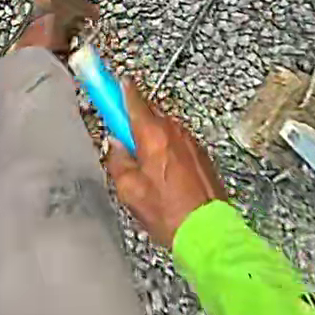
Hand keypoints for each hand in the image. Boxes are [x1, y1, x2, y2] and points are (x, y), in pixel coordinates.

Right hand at [101, 77, 228, 246]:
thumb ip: (117, 161)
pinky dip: (167, 149)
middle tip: (125, 142)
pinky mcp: (200, 153)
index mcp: (152, 133)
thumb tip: (115, 146)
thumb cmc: (171, 214)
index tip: (104, 81)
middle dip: (133, 120)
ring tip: (147, 169)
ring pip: (162, 127)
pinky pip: (177, 141)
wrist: (210, 233)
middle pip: (146, 110)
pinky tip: (165, 176)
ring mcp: (189, 139)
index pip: (130, 98)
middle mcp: (172, 129)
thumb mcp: (130, 191)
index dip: (115, 88)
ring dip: (152, 137)